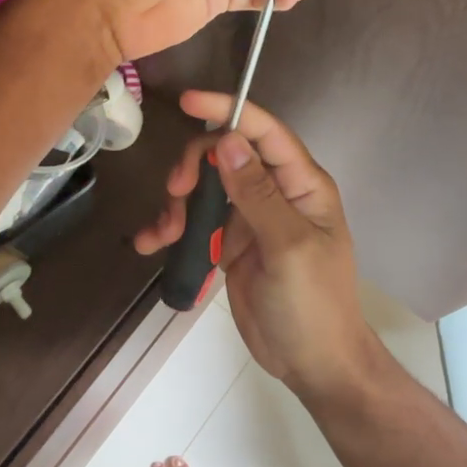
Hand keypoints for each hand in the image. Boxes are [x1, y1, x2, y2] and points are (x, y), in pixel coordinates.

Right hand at [135, 92, 387, 402]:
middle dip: (195, 166)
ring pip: (206, 188)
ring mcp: (252, 218)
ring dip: (179, 202)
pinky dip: (174, 230)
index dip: (229, 110)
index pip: (264, 132)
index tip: (189, 100)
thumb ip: (257, 194)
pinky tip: (151, 243)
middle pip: (226, 155)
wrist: (314, 366)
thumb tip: (227, 141)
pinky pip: (198, 224)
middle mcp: (276, 192)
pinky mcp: (231, 244)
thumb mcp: (288, 247)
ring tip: (163, 232)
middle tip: (175, 192)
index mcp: (302, 184)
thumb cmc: (314, 305)